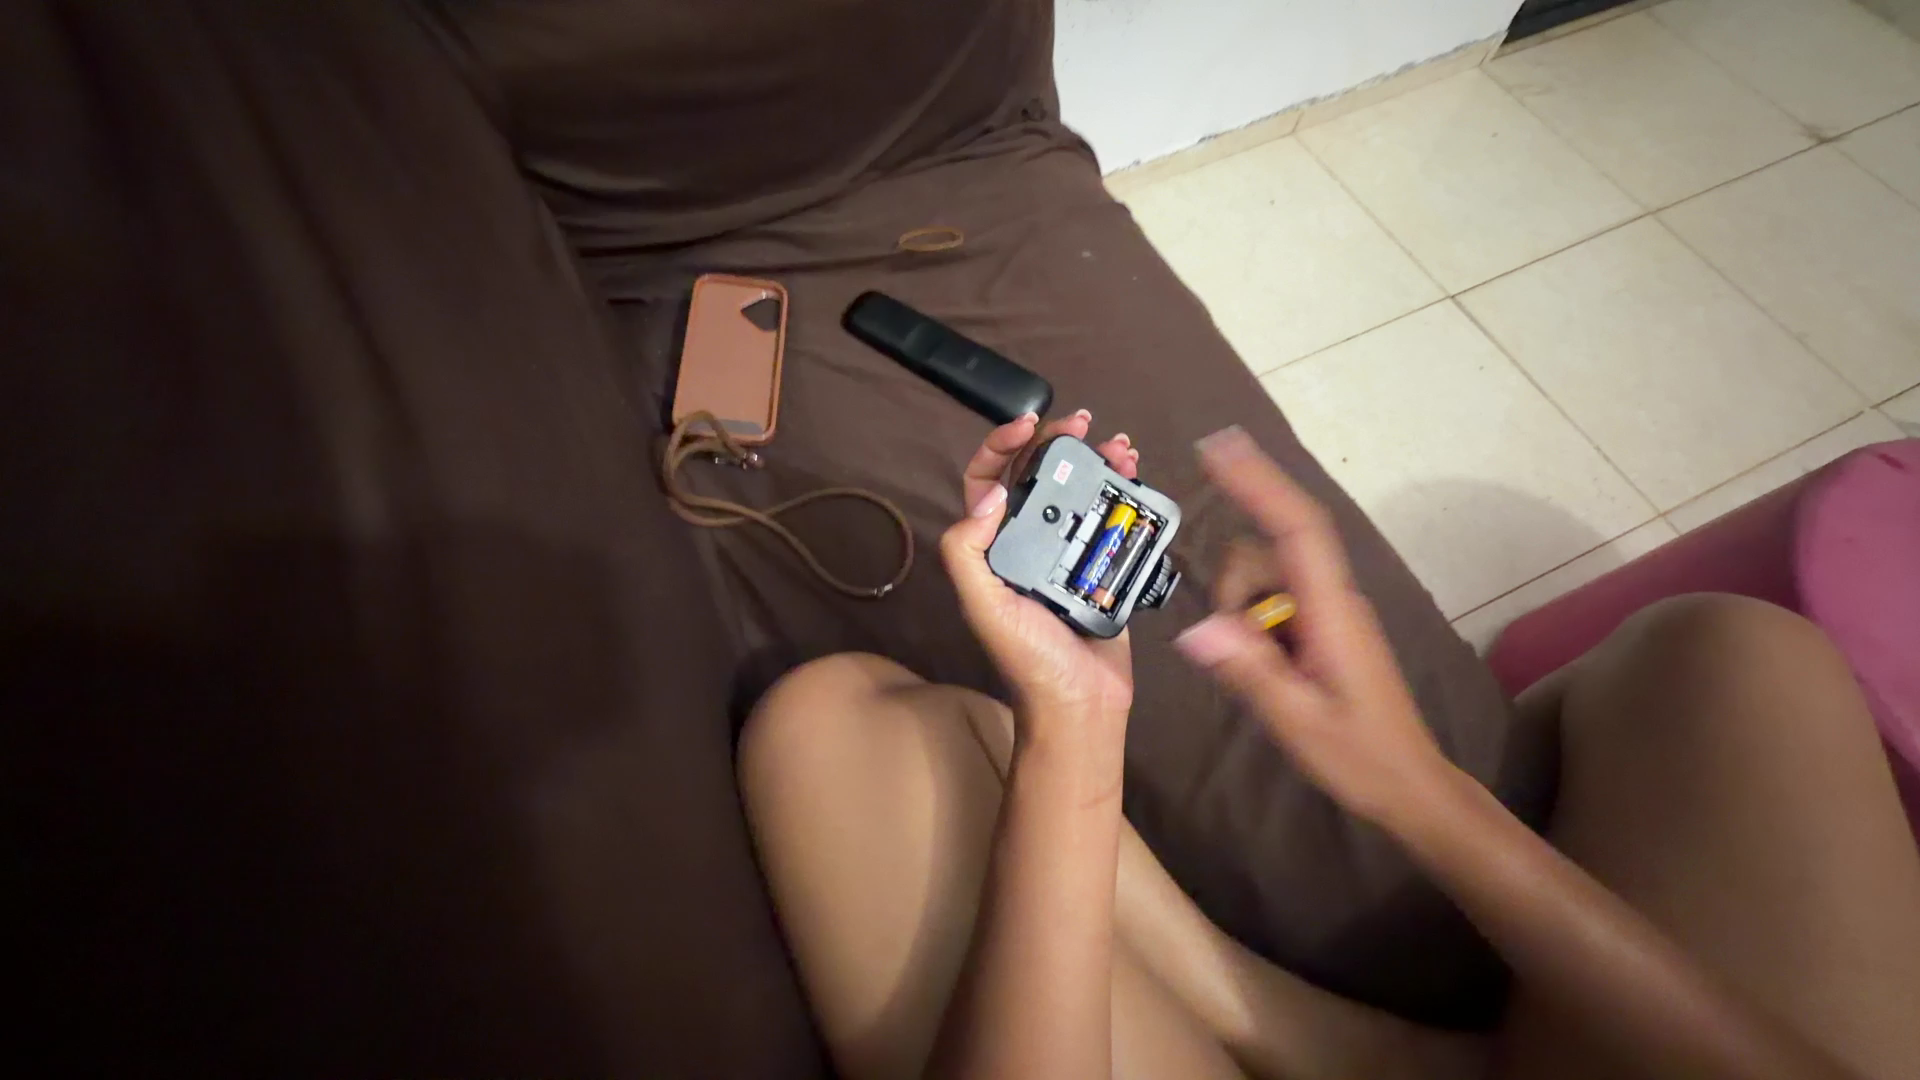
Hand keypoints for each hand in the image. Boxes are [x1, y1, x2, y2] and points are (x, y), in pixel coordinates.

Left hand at [940, 410, 1139, 730]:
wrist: (1082, 703)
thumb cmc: (1030, 660)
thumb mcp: (984, 607)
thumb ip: (968, 552)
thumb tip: (992, 494)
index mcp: (991, 548)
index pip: (985, 482)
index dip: (998, 446)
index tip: (1028, 424)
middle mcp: (1023, 544)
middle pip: (1035, 477)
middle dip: (1054, 442)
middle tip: (1082, 421)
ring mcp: (1063, 552)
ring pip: (1074, 492)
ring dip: (1093, 460)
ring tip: (1119, 445)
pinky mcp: (1099, 564)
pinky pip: (1106, 517)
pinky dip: (1119, 491)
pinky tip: (1133, 474)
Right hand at [1172, 427, 1452, 827]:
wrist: (1410, 787)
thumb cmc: (1361, 756)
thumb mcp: (1297, 720)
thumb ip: (1249, 670)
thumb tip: (1195, 631)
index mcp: (1332, 610)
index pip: (1295, 526)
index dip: (1259, 481)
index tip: (1220, 446)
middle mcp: (1331, 598)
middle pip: (1266, 550)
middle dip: (1234, 584)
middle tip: (1231, 645)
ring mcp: (1327, 611)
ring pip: (1264, 576)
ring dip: (1240, 610)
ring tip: (1255, 668)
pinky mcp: (1321, 628)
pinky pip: (1271, 602)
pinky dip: (1251, 622)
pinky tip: (1261, 665)